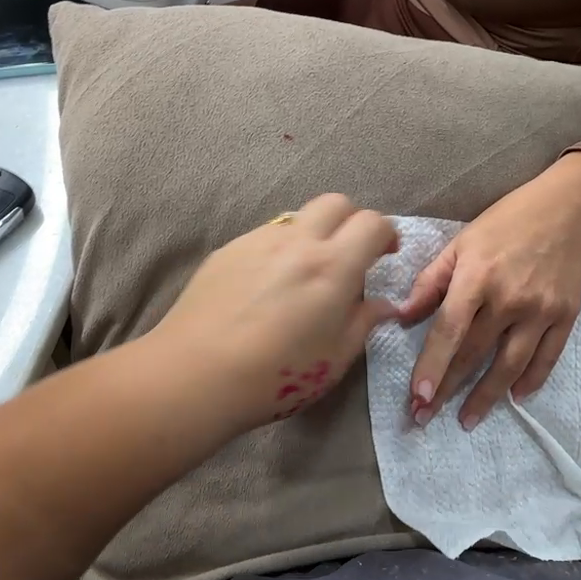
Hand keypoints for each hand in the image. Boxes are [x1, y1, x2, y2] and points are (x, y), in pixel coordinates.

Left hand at [149, 194, 399, 430]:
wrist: (194, 375)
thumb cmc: (273, 376)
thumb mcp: (334, 359)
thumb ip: (363, 323)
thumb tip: (383, 305)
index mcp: (333, 267)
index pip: (373, 223)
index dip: (386, 234)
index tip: (386, 254)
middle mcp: (298, 242)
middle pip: (336, 203)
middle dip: (352, 220)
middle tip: (352, 253)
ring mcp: (258, 241)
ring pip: (298, 217)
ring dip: (314, 232)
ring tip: (307, 272)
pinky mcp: (227, 251)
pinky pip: (265, 235)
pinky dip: (280, 248)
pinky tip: (268, 286)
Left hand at [398, 153, 580, 429]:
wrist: (566, 210)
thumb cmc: (504, 223)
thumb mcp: (460, 243)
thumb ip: (431, 281)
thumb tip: (402, 315)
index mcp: (477, 277)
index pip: (449, 329)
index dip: (432, 365)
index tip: (417, 396)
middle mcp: (509, 298)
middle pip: (474, 353)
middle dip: (448, 389)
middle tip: (425, 418)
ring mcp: (541, 310)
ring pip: (510, 365)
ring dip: (487, 397)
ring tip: (466, 420)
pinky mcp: (566, 317)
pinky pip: (547, 358)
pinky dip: (531, 381)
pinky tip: (514, 398)